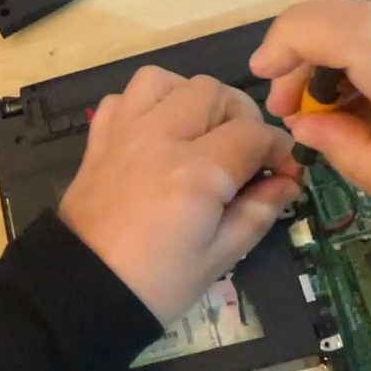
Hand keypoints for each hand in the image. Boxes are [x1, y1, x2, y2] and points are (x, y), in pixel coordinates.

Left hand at [59, 68, 301, 322]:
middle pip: (212, 92)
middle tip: (245, 151)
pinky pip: (123, 98)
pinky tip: (157, 133)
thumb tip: (288, 182)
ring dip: (190, 97)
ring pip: (164, 80)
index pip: (253, 134)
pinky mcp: (99, 139)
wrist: (82, 290)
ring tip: (200, 131)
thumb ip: (257, 212)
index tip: (285, 170)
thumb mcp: (218, 258)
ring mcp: (124, 133)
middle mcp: (160, 138)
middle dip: (240, 115)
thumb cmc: (156, 283)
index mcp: (195, 173)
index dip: (279, 149)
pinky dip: (146, 105)